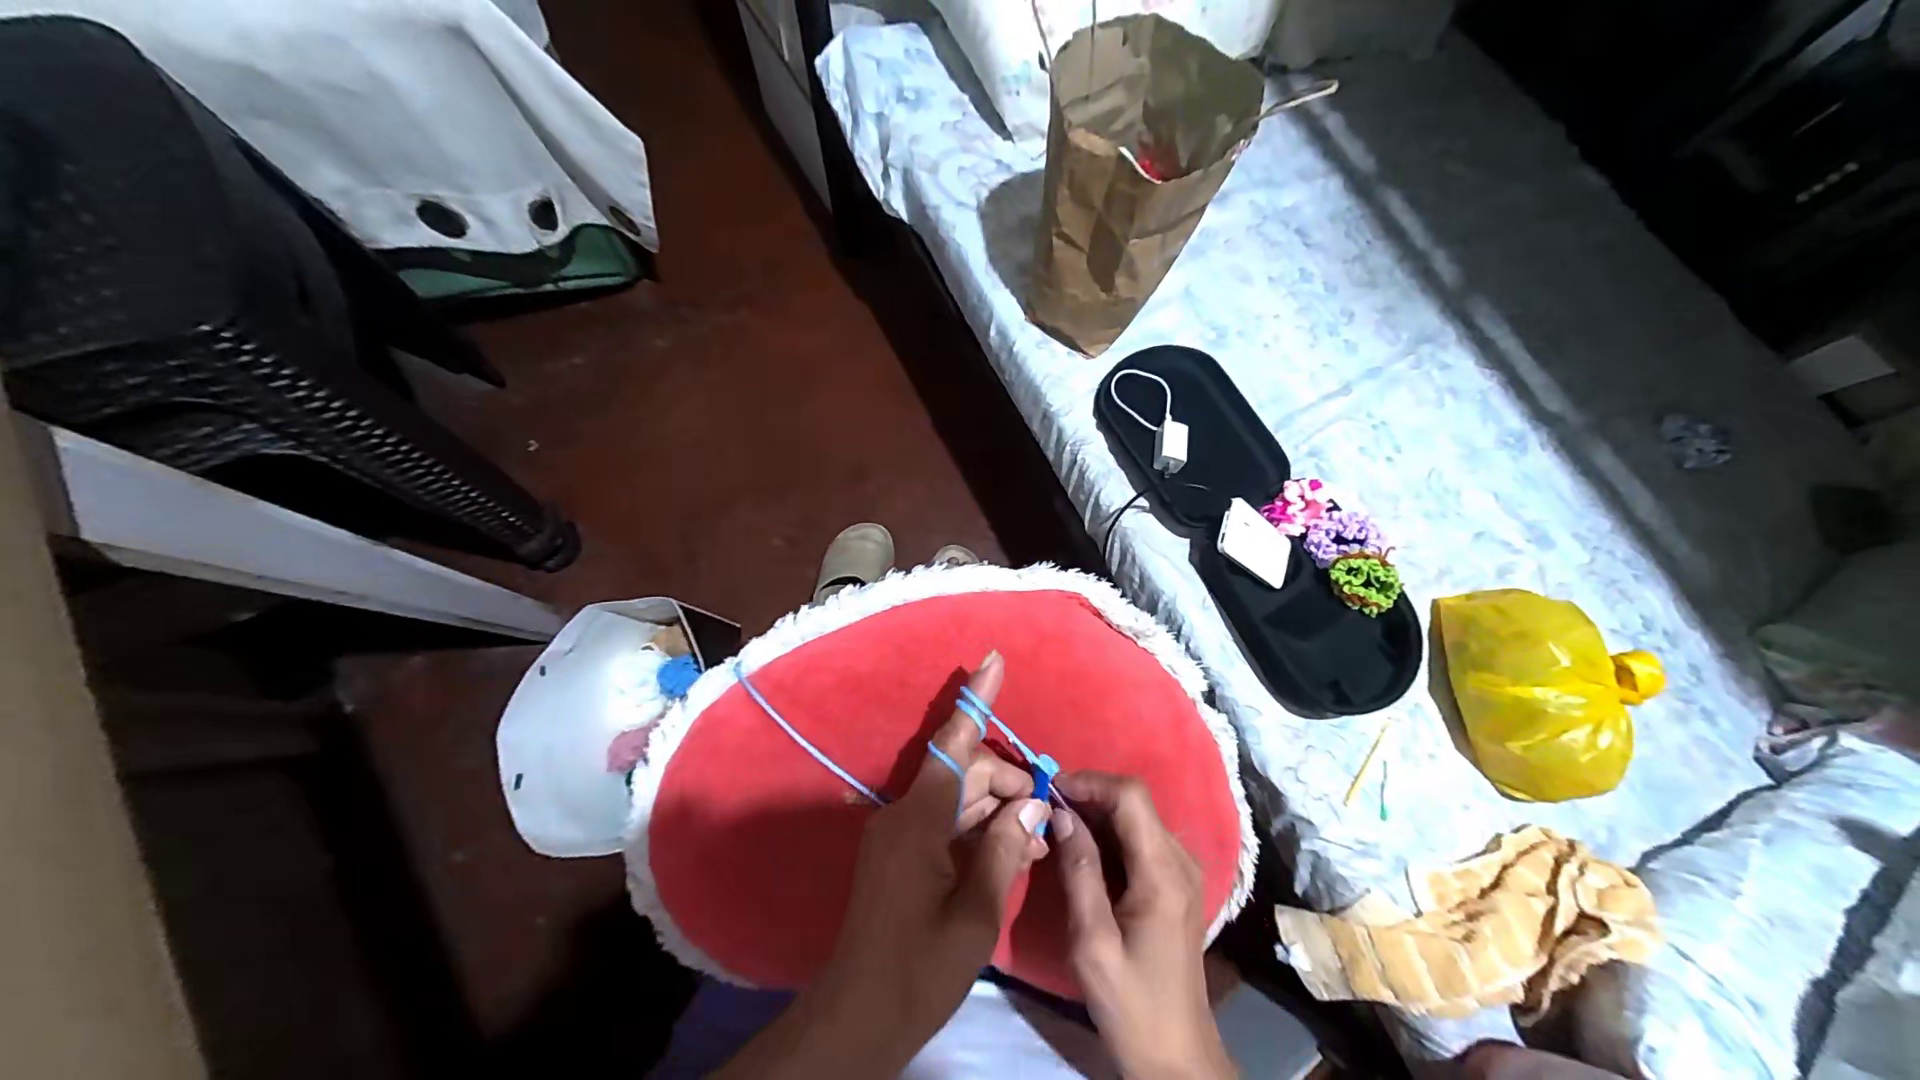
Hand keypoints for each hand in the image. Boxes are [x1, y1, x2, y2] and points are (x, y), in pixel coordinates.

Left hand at [715, 651, 1050, 1078]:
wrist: (860, 1015)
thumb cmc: (919, 969)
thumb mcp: (976, 911)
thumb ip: (1005, 847)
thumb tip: (1031, 802)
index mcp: (918, 821)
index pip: (953, 745)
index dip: (976, 700)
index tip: (992, 659)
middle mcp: (904, 814)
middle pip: (964, 774)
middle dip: (1007, 783)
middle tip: (1043, 820)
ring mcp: (898, 833)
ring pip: (957, 799)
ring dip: (996, 809)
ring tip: (1034, 841)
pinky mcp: (899, 853)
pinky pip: (945, 823)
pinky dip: (977, 829)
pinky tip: (1008, 851)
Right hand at [1054, 771, 1234, 1079]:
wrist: (1176, 1054)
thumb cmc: (1130, 1002)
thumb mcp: (1092, 940)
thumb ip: (1079, 871)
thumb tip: (1061, 814)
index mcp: (1164, 872)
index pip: (1130, 795)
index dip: (1089, 782)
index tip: (1049, 789)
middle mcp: (1180, 861)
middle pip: (1134, 802)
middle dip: (1087, 796)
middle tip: (1044, 808)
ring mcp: (1182, 871)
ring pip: (1135, 817)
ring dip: (1095, 813)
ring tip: (1055, 826)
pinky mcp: (1175, 883)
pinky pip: (1139, 839)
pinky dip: (1108, 833)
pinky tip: (1080, 850)